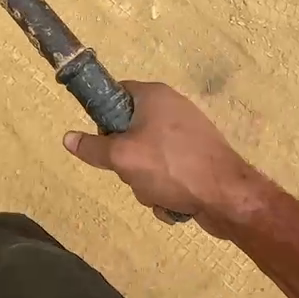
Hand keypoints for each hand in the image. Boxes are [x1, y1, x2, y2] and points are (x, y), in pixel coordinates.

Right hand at [63, 81, 268, 236]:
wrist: (231, 200)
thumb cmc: (172, 166)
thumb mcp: (122, 157)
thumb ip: (93, 147)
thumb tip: (68, 138)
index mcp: (153, 95)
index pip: (115, 95)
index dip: (104, 118)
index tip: (104, 141)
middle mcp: (172, 108)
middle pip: (130, 130)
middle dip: (127, 159)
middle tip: (131, 171)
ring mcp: (190, 135)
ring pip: (149, 155)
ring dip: (146, 179)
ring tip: (157, 192)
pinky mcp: (201, 159)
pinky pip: (170, 170)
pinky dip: (167, 188)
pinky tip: (174, 202)